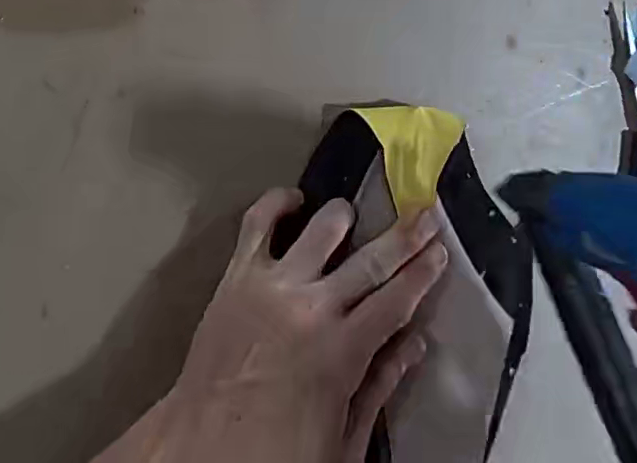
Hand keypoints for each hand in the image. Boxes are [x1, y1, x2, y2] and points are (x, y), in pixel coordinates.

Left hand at [94, 189, 449, 462]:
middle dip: (407, 235)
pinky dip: (279, 202)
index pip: (397, 300)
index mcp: (342, 352)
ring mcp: (274, 284)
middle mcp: (313, 307)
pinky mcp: (239, 275)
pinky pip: (259, 222)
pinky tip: (296, 200)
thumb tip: (418, 341)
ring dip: (346, 216)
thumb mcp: (342, 441)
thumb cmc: (274, 454)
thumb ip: (380, 385)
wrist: (195, 452)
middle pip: (373, 259)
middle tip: (428, 213)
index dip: (424, 273)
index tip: (441, 250)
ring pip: (324, 227)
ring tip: (354, 216)